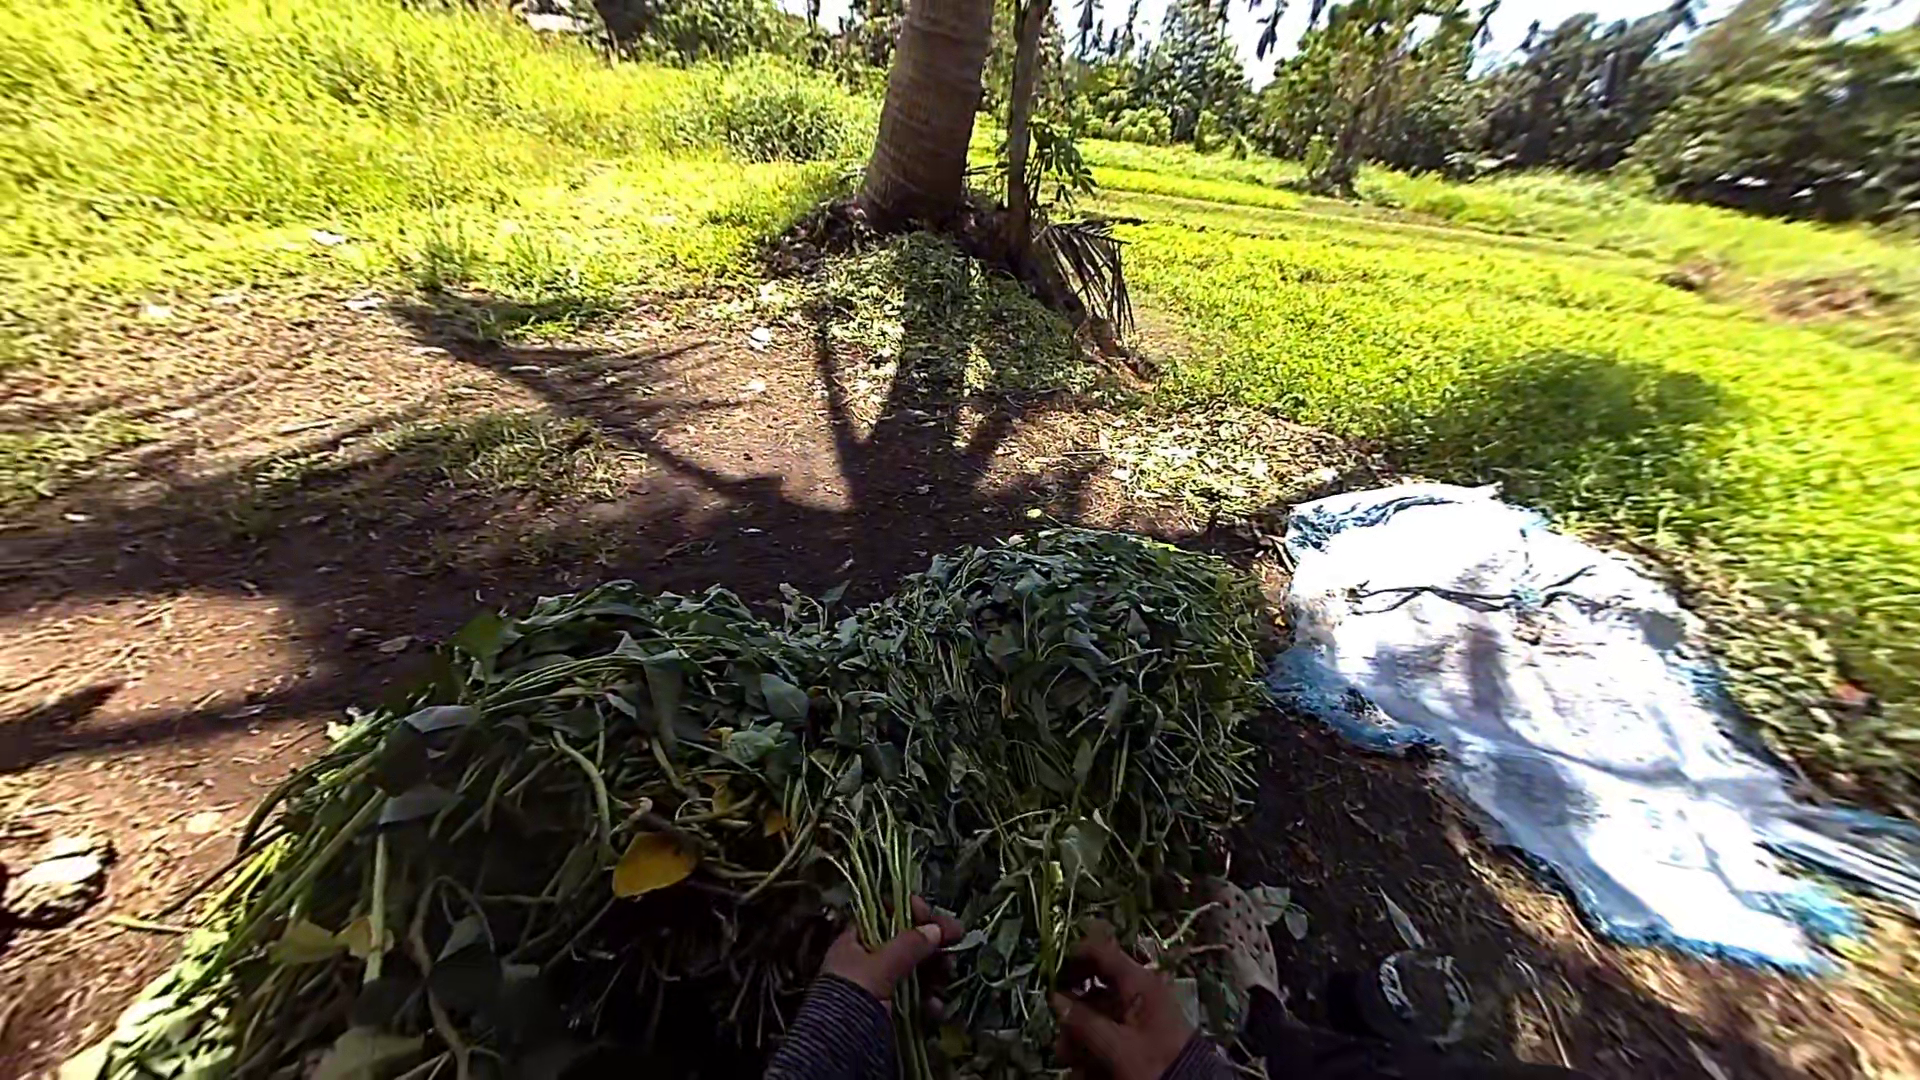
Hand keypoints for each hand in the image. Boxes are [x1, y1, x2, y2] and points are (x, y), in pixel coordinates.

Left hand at [823, 896, 963, 1004]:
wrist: (839, 1055)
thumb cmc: (853, 998)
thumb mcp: (879, 966)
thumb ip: (908, 944)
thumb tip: (935, 928)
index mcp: (856, 941)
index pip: (885, 913)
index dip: (908, 911)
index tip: (930, 914)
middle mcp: (868, 961)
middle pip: (906, 941)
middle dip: (931, 942)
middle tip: (955, 940)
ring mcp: (881, 988)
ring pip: (915, 970)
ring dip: (936, 969)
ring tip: (949, 972)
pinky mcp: (892, 1014)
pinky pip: (916, 1000)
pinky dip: (929, 1000)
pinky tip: (936, 1006)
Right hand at [1049, 926, 1194, 1079]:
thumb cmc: (1158, 1066)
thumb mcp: (1118, 1048)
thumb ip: (1084, 1022)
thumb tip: (1054, 999)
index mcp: (1138, 981)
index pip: (1100, 950)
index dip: (1073, 956)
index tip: (1051, 973)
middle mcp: (1138, 992)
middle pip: (1095, 988)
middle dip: (1073, 1013)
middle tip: (1059, 1035)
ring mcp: (1140, 1017)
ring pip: (1099, 1016)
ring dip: (1079, 1037)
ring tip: (1067, 1059)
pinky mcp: (1142, 1041)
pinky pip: (1110, 1036)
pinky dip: (1094, 1051)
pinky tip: (1082, 1072)